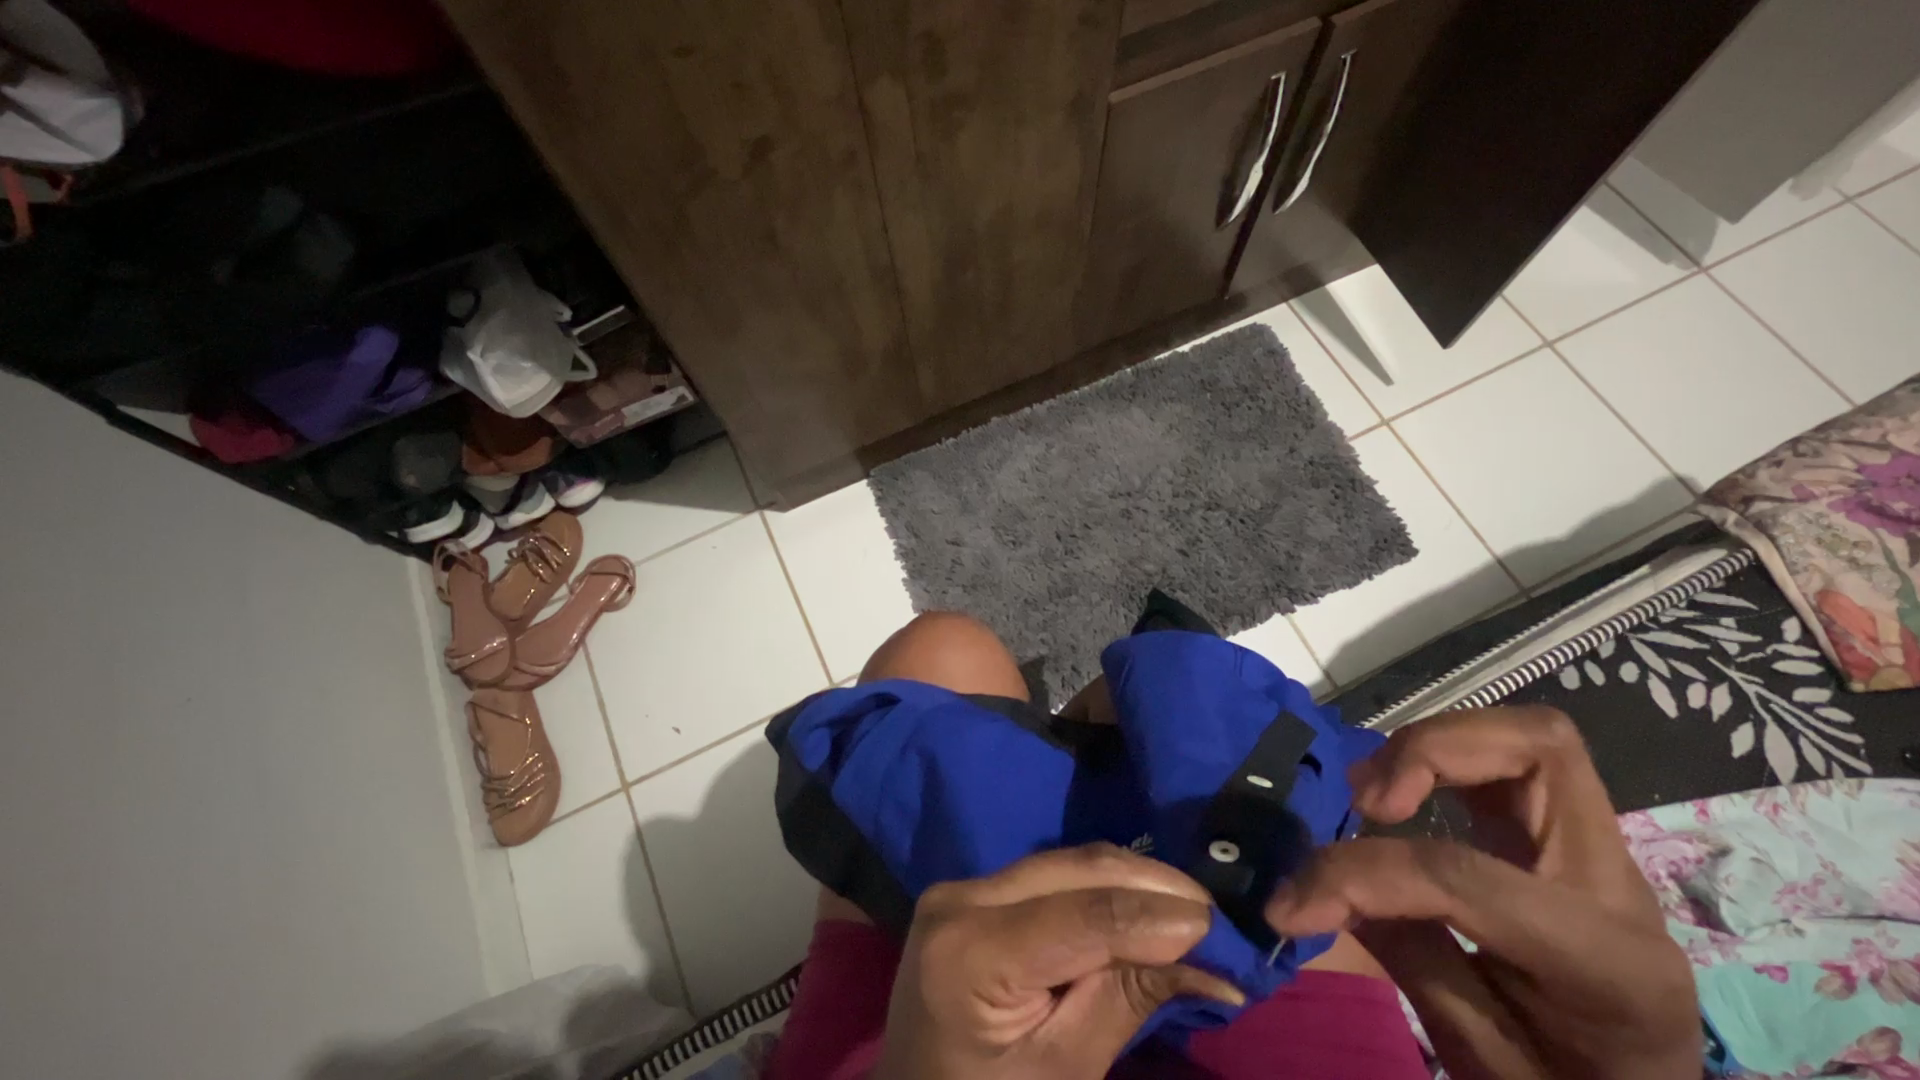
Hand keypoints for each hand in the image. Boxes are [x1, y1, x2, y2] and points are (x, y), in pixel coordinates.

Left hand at [876, 843, 1243, 1079]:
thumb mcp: (1064, 1067)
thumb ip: (1128, 999)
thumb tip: (1213, 962)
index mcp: (971, 953)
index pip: (1080, 917)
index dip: (1156, 915)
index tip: (1218, 928)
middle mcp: (961, 898)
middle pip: (1075, 870)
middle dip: (1153, 884)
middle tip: (1217, 914)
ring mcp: (962, 886)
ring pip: (1067, 861)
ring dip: (1133, 878)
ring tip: (1190, 907)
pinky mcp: (972, 888)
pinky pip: (1050, 872)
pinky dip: (1102, 883)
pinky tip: (1143, 900)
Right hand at [1265, 706, 1696, 1079]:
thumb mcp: (1480, 1054)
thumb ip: (1404, 953)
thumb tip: (1311, 885)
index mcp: (1606, 961)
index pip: (1464, 875)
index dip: (1361, 875)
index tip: (1291, 904)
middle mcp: (1616, 885)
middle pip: (1537, 748)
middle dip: (1429, 751)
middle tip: (1365, 802)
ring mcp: (1601, 852)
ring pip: (1527, 737)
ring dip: (1434, 747)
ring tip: (1372, 796)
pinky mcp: (1570, 839)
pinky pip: (1513, 764)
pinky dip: (1445, 762)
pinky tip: (1401, 797)